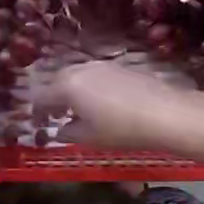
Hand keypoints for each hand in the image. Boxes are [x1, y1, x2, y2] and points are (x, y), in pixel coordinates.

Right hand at [39, 61, 203, 152]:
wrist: (165, 113)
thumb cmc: (121, 129)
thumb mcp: (90, 138)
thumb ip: (69, 132)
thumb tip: (60, 130)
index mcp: (67, 86)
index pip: (42, 97)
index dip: (37, 112)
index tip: (38, 125)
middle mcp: (82, 69)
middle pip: (59, 81)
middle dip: (54, 98)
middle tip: (56, 116)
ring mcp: (104, 65)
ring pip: (79, 76)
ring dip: (73, 91)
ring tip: (79, 110)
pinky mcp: (123, 67)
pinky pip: (98, 76)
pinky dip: (92, 88)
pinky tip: (103, 104)